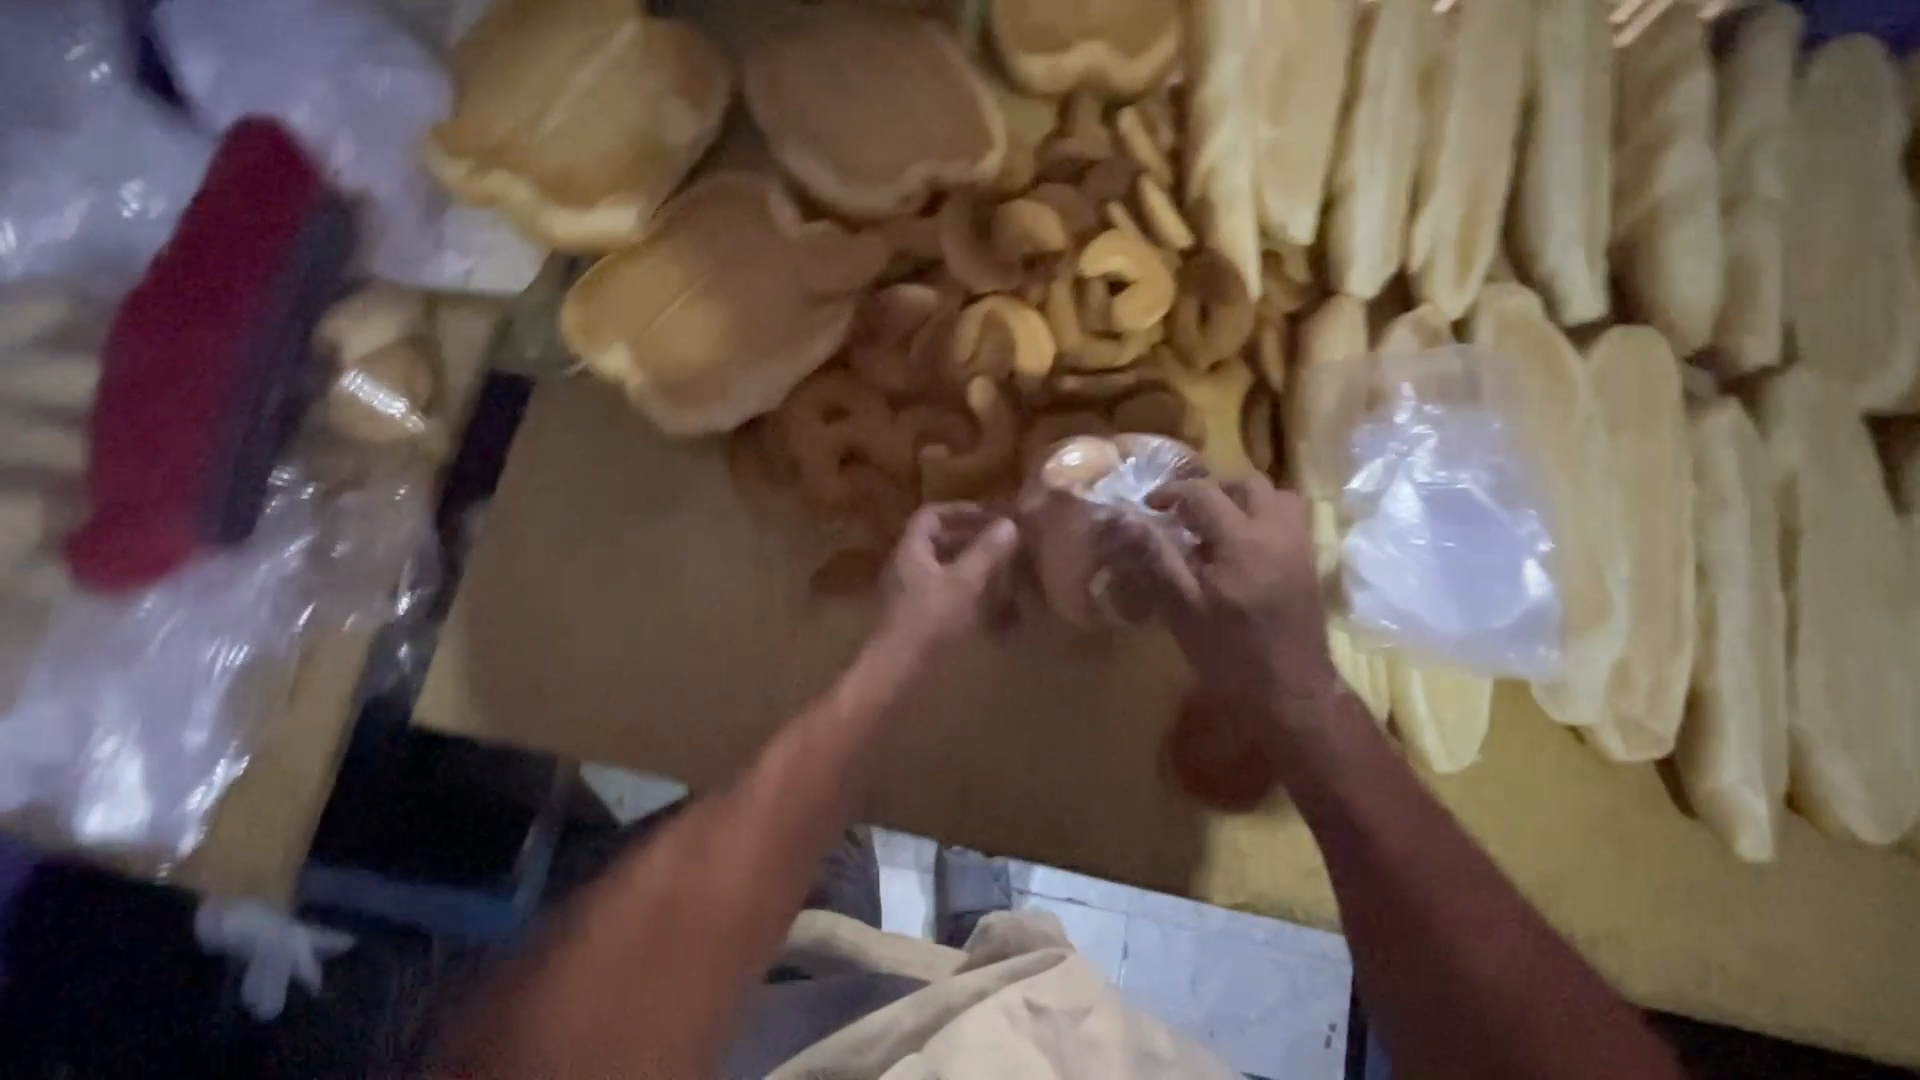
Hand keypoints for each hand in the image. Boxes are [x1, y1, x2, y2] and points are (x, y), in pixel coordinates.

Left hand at [876, 503, 1020, 662]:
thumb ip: (986, 552)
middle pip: (938, 542)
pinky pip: (946, 596)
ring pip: (944, 570)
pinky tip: (994, 609)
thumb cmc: (930, 621)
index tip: (991, 517)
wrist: (898, 672)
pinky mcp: (918, 619)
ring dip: (973, 568)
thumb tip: (1009, 524)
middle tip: (1003, 544)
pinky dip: (969, 595)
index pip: (931, 515)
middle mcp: (906, 567)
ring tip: (1004, 574)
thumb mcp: (964, 583)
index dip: (961, 511)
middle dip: (972, 540)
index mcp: (911, 550)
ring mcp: (910, 595)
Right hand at [1115, 474, 1340, 717]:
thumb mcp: (1182, 608)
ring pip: (1276, 495)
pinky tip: (1242, 546)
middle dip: (1211, 489)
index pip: (1203, 493)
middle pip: (1246, 484)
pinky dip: (1263, 516)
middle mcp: (1277, 531)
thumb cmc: (1229, 654)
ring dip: (1243, 498)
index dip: (1172, 493)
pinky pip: (1290, 518)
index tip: (1150, 507)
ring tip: (1217, 523)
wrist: (1290, 691)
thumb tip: (1126, 519)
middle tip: (1184, 514)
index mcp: (1242, 541)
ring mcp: (1300, 544)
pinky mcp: (1309, 561)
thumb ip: (1157, 557)